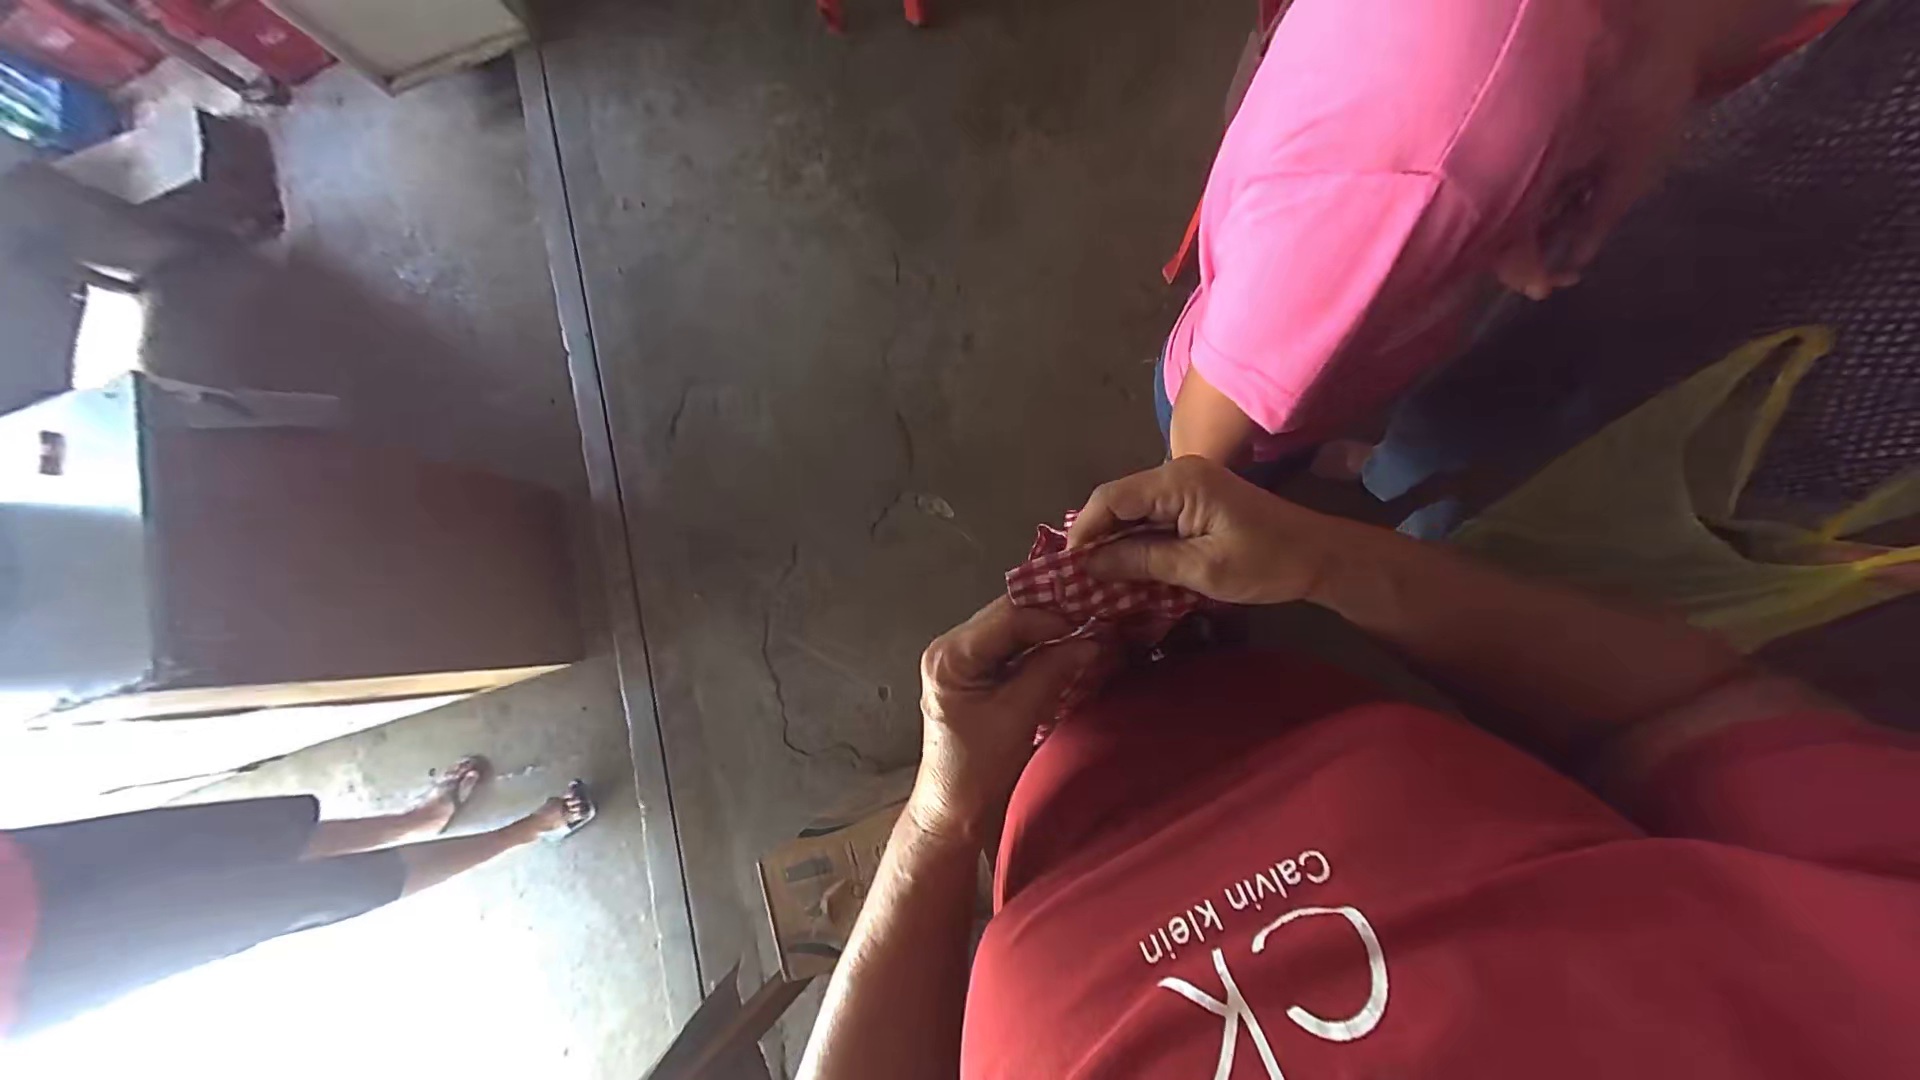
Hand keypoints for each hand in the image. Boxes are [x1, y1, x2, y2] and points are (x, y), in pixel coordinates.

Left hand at [909, 597, 1100, 847]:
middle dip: (1051, 619)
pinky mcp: (975, 673)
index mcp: (949, 656)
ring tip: (1085, 634)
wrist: (955, 810)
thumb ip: (1050, 672)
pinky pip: (1011, 649)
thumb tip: (1087, 642)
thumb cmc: (974, 771)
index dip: (1050, 617)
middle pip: (1007, 617)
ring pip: (1012, 630)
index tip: (1087, 623)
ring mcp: (961, 659)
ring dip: (1048, 632)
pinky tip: (1065, 651)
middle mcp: (950, 648)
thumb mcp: (1017, 716)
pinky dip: (1039, 649)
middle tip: (1092, 621)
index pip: (1006, 617)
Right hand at [1067, 456, 1360, 605]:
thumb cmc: (1267, 563)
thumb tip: (1088, 565)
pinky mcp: (1192, 499)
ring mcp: (1185, 484)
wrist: (1323, 557)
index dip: (1084, 530)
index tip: (1068, 567)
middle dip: (1094, 536)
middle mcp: (1176, 473)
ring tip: (1095, 574)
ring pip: (1129, 509)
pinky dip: (1133, 540)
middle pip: (1116, 501)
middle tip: (1077, 575)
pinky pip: (1149, 516)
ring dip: (1112, 540)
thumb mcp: (1200, 568)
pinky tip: (1125, 565)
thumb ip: (1141, 562)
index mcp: (1179, 480)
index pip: (1110, 498)